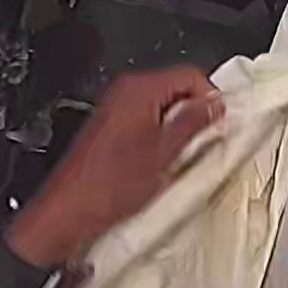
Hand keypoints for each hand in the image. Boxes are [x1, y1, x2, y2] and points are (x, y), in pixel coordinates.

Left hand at [8, 66, 221, 265]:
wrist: (68, 213)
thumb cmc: (109, 185)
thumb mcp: (166, 152)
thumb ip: (194, 121)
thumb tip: (214, 105)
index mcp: (141, 89)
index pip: (191, 74)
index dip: (210, 96)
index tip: (219, 118)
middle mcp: (127, 91)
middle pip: (178, 86)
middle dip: (195, 110)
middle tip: (204, 137)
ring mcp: (118, 106)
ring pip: (165, 102)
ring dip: (179, 123)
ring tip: (182, 151)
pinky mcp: (113, 123)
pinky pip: (149, 115)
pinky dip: (162, 130)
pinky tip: (163, 156)